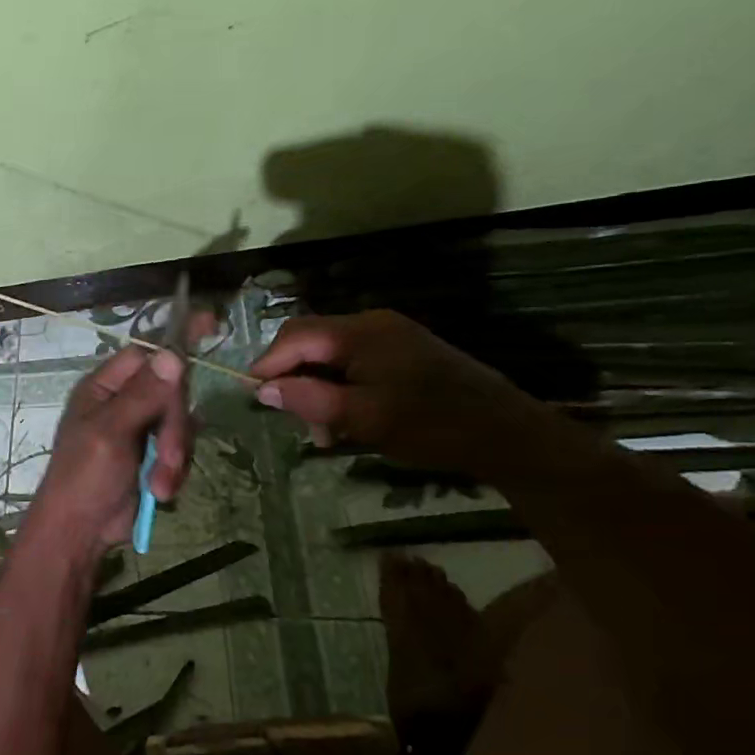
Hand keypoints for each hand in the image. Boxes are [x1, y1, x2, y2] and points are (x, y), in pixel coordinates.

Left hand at [23, 346, 192, 549]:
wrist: (80, 533)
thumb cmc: (83, 478)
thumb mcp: (110, 434)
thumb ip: (143, 395)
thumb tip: (173, 354)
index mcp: (105, 387)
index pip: (146, 352)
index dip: (176, 342)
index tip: (211, 324)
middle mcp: (124, 401)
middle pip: (171, 392)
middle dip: (174, 429)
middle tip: (167, 457)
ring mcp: (140, 429)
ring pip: (181, 424)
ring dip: (175, 458)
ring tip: (159, 486)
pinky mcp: (153, 456)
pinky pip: (180, 450)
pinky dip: (174, 472)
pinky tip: (160, 492)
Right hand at [250, 310, 539, 471]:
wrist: (503, 431)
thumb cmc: (428, 425)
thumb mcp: (361, 417)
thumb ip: (309, 399)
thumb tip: (263, 388)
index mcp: (359, 332)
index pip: (295, 335)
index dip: (268, 362)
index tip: (251, 394)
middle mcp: (372, 323)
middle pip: (312, 341)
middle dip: (295, 378)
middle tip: (296, 421)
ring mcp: (391, 334)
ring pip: (333, 354)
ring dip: (319, 387)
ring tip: (326, 431)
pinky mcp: (405, 350)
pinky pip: (356, 361)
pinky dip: (342, 386)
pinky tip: (349, 417)